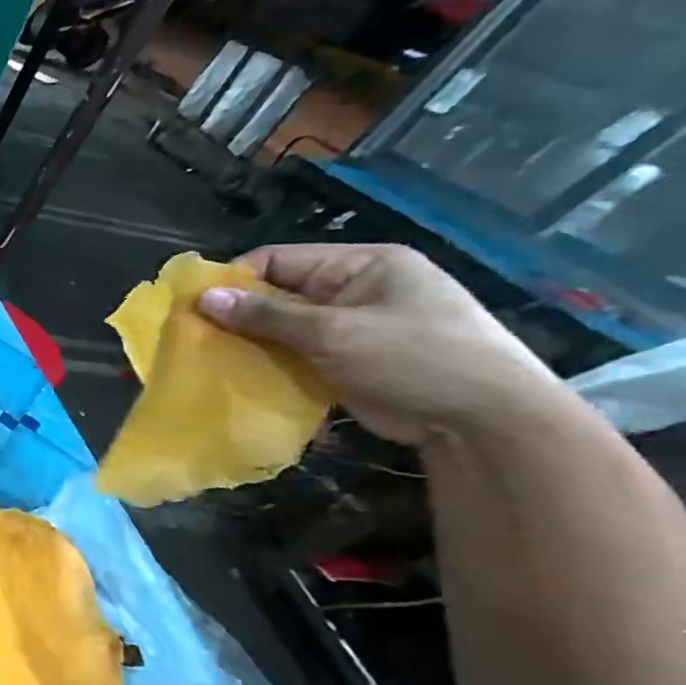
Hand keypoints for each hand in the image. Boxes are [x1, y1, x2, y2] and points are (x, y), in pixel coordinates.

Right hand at [195, 244, 567, 446]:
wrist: (489, 424)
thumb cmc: (415, 358)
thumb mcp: (334, 332)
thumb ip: (266, 316)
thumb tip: (203, 297)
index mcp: (362, 265)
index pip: (280, 260)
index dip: (236, 280)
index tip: (196, 306)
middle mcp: (357, 290)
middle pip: (281, 295)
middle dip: (241, 317)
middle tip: (198, 339)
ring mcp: (357, 329)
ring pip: (286, 330)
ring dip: (255, 346)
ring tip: (214, 363)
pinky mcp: (354, 363)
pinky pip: (301, 357)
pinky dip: (276, 367)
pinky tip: (246, 381)